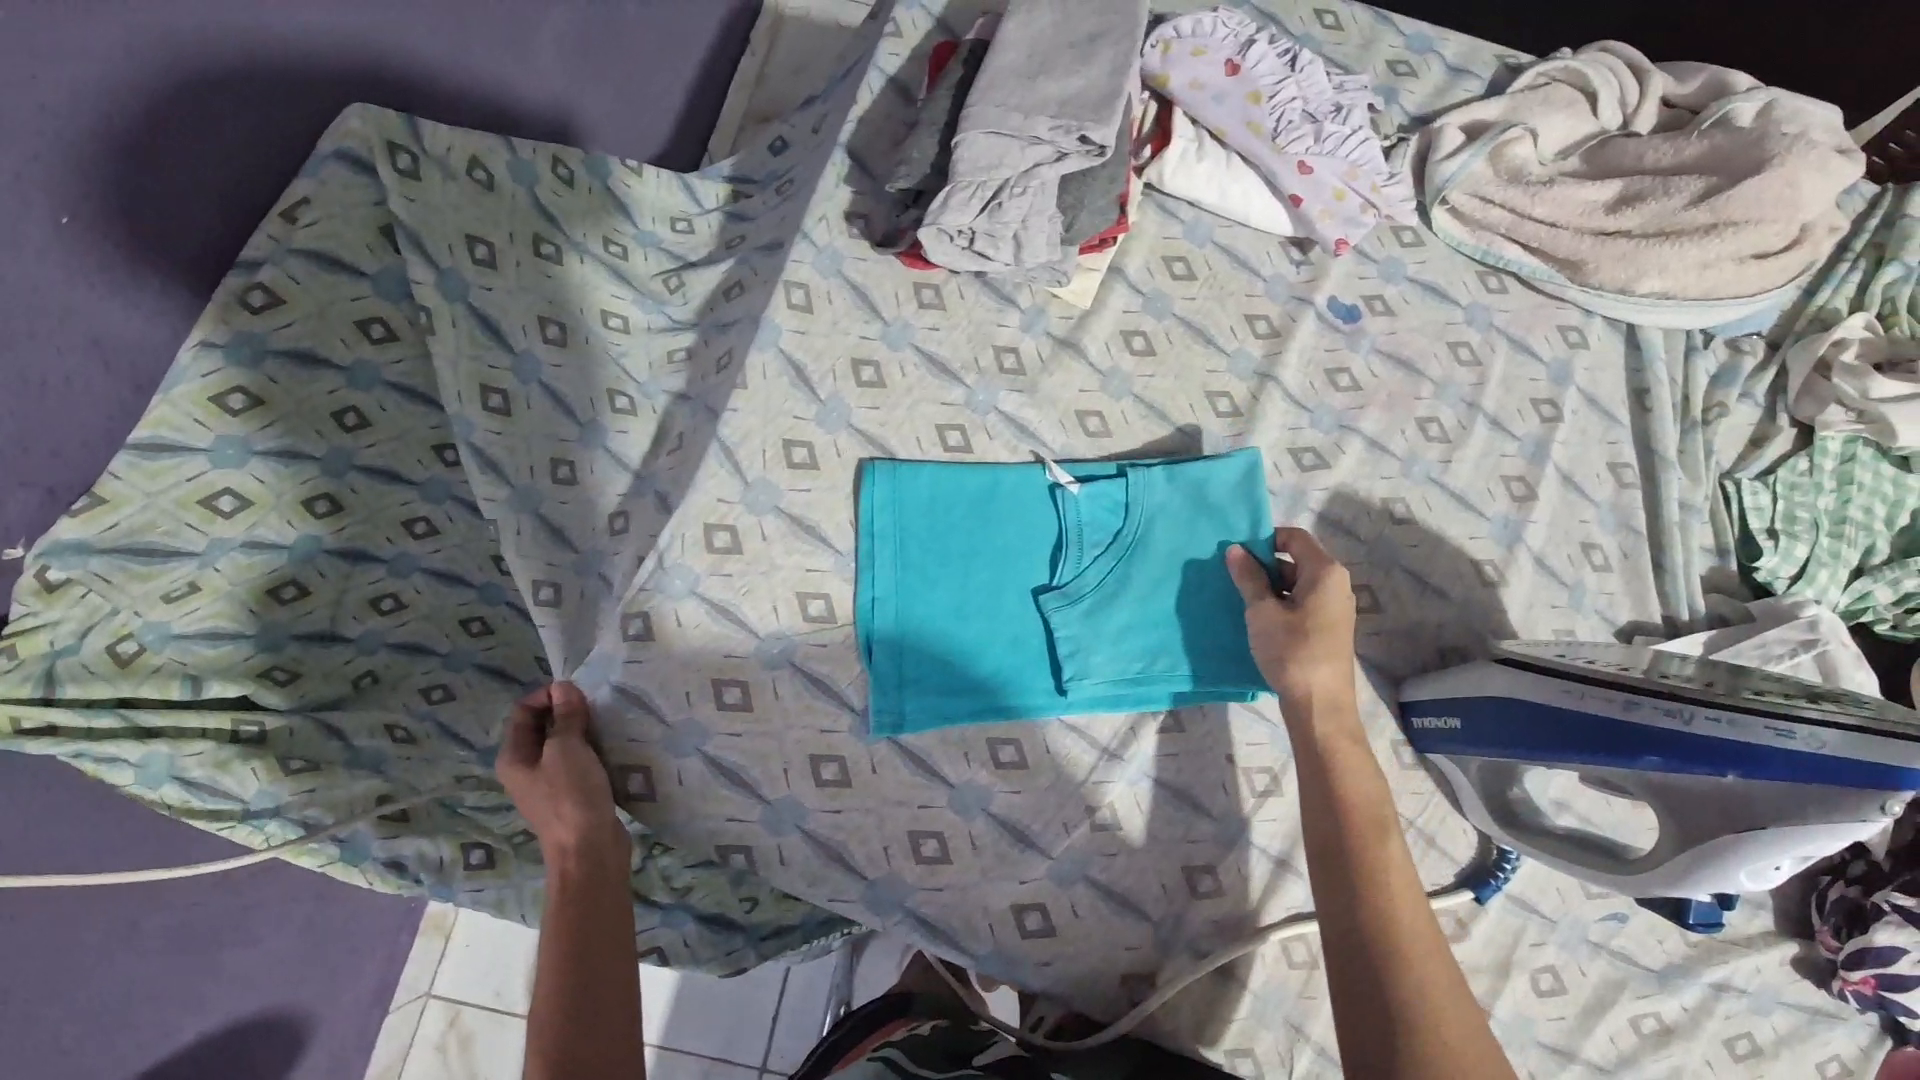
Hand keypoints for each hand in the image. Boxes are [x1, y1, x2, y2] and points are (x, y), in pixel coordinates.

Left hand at [496, 682, 629, 868]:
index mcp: (514, 757)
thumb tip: (563, 686)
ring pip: (564, 743)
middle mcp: (526, 768)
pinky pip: (580, 760)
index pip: (523, 711)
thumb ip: (566, 717)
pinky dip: (594, 748)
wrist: (589, 851)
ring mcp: (550, 782)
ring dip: (584, 729)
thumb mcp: (568, 750)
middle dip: (568, 710)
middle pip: (543, 726)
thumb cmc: (572, 798)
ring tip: (609, 721)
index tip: (579, 691)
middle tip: (597, 704)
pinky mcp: (573, 793)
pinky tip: (614, 745)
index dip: (548, 695)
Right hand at [1225, 527, 1358, 711]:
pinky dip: (1280, 604)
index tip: (1237, 553)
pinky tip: (1257, 620)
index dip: (1265, 539)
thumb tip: (1235, 549)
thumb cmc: (1291, 651)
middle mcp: (1335, 584)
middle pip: (1296, 560)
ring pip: (1296, 584)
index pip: (1295, 537)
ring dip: (1269, 587)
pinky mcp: (1328, 628)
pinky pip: (1301, 603)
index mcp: (1325, 572)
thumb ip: (1249, 578)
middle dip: (1263, 565)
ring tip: (1240, 600)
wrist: (1319, 704)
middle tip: (1232, 577)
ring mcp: (1334, 608)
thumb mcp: (1262, 612)